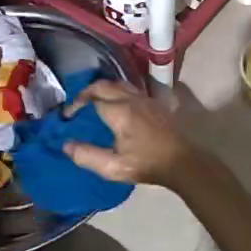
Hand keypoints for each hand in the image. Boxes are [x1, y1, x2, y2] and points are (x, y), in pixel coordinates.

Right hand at [62, 80, 212, 188]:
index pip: (92, 99)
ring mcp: (146, 99)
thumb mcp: (114, 167)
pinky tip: (116, 104)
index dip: (77, 105)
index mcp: (121, 112)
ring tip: (94, 102)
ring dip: (104, 89)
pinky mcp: (155, 102)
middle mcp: (133, 99)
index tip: (68, 116)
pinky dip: (118, 91)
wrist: (182, 162)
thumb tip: (67, 145)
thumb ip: (88, 156)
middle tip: (77, 105)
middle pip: (105, 85)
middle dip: (87, 92)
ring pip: (120, 83)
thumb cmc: (147, 165)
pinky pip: (132, 88)